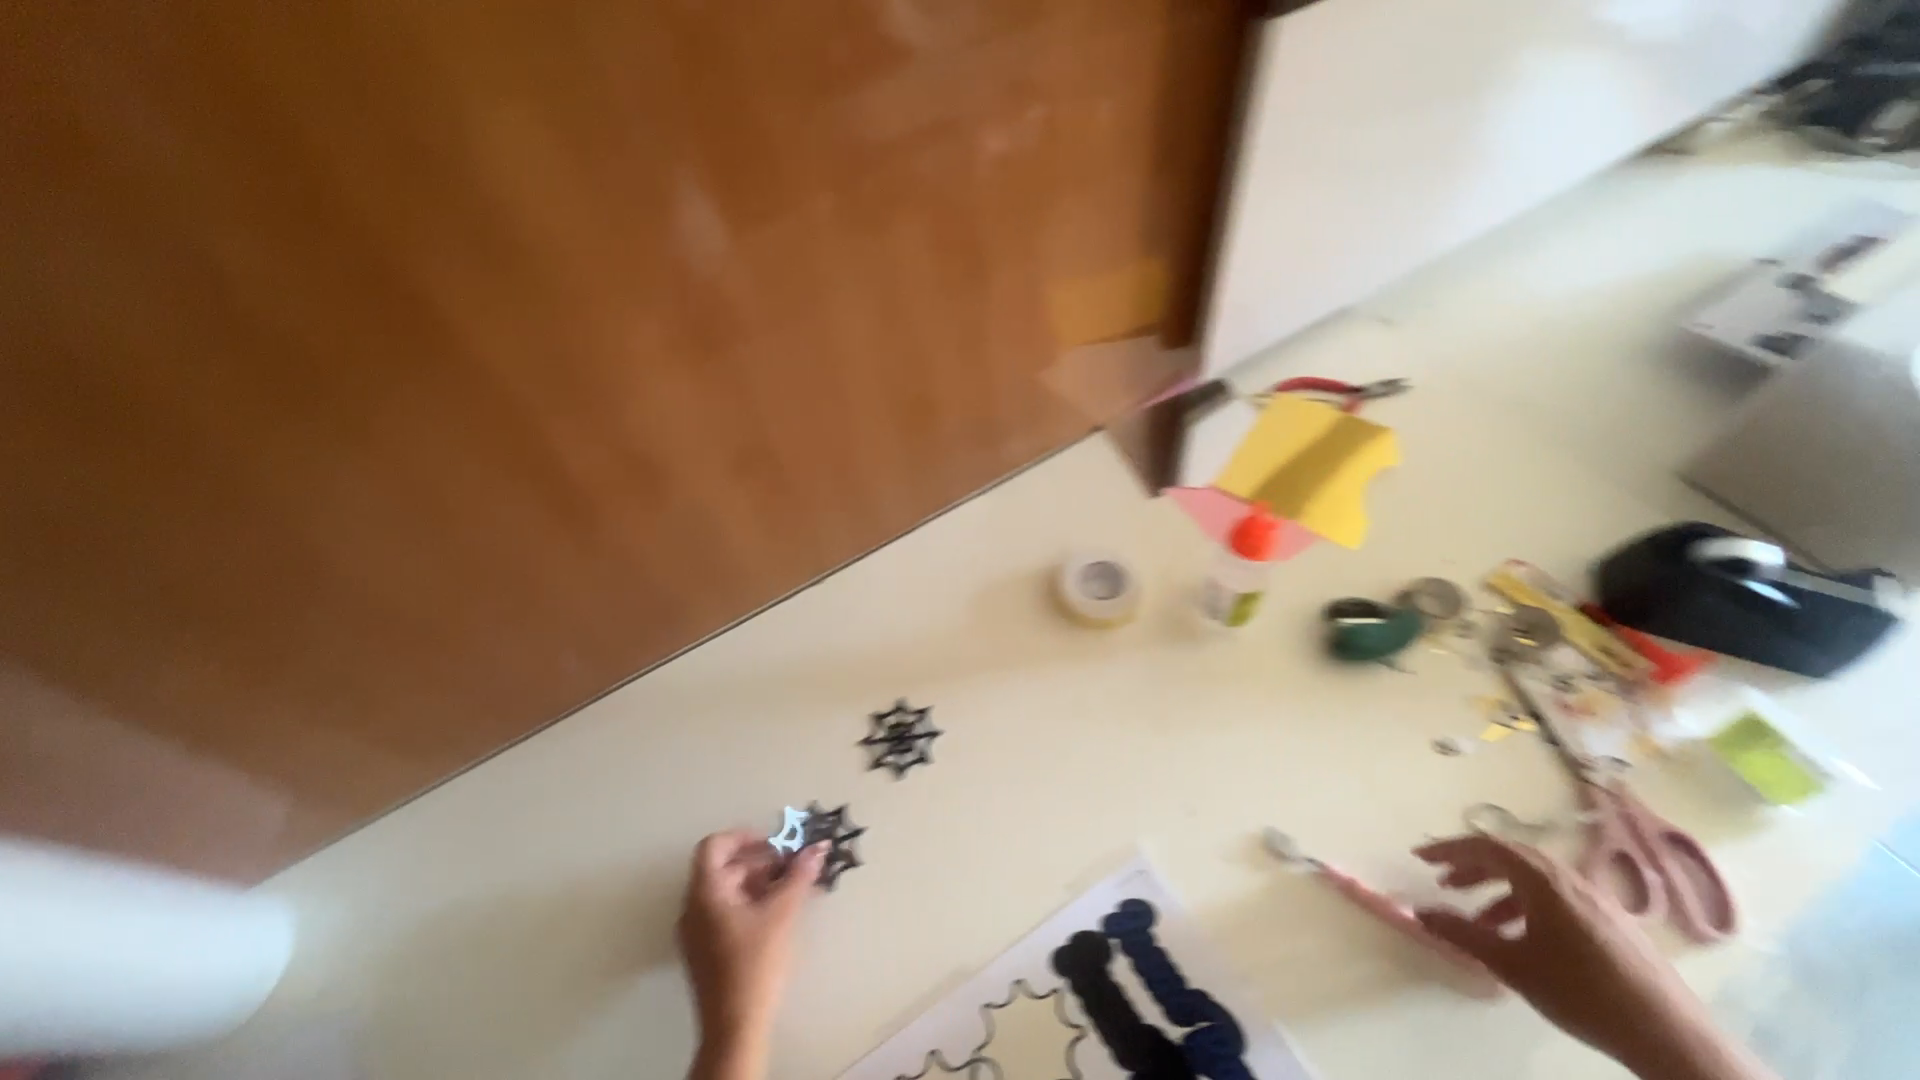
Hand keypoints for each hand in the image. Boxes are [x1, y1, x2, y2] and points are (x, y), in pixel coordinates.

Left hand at [677, 830, 824, 1045]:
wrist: (735, 1026)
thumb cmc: (755, 963)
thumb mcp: (782, 914)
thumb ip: (799, 876)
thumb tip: (818, 847)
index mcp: (704, 893)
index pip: (713, 846)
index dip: (744, 836)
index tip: (774, 843)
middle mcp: (692, 908)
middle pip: (722, 868)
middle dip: (759, 861)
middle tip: (792, 866)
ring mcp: (695, 932)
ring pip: (725, 892)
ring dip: (757, 882)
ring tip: (791, 889)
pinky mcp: (704, 952)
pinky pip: (724, 913)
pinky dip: (749, 903)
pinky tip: (777, 914)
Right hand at [1413, 835, 1765, 1078]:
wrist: (1668, 1034)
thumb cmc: (1581, 992)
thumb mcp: (1511, 964)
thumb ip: (1462, 933)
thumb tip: (1420, 912)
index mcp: (1544, 880)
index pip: (1487, 846)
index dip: (1449, 849)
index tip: (1420, 859)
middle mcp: (1571, 878)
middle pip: (1512, 857)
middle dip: (1473, 867)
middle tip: (1445, 884)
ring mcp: (1597, 898)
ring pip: (1536, 879)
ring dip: (1500, 890)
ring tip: (1480, 919)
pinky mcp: (1613, 920)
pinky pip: (1558, 896)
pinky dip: (1528, 904)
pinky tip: (1524, 938)